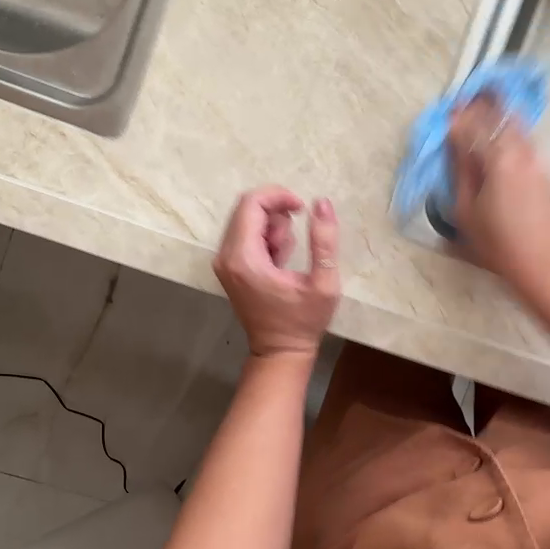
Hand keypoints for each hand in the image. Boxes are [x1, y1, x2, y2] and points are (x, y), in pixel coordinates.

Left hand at [213, 187, 339, 357]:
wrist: (280, 351)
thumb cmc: (303, 321)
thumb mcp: (324, 283)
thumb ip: (324, 242)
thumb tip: (322, 203)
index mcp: (245, 258)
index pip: (251, 204)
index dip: (279, 196)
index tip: (303, 208)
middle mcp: (226, 256)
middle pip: (246, 208)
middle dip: (276, 211)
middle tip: (299, 234)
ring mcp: (225, 262)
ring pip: (245, 220)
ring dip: (272, 226)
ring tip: (289, 255)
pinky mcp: (230, 267)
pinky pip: (245, 235)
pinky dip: (265, 237)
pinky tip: (280, 260)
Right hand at [447, 99, 549, 295]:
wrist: (539, 265)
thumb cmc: (496, 243)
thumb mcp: (466, 209)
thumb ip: (461, 169)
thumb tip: (456, 143)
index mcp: (500, 160)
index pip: (476, 126)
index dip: (461, 116)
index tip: (451, 108)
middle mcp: (523, 153)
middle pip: (501, 117)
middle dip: (483, 107)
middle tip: (468, 102)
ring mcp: (538, 161)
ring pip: (517, 126)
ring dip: (499, 117)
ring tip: (483, 115)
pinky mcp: (546, 172)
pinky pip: (526, 141)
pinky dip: (511, 133)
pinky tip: (500, 141)